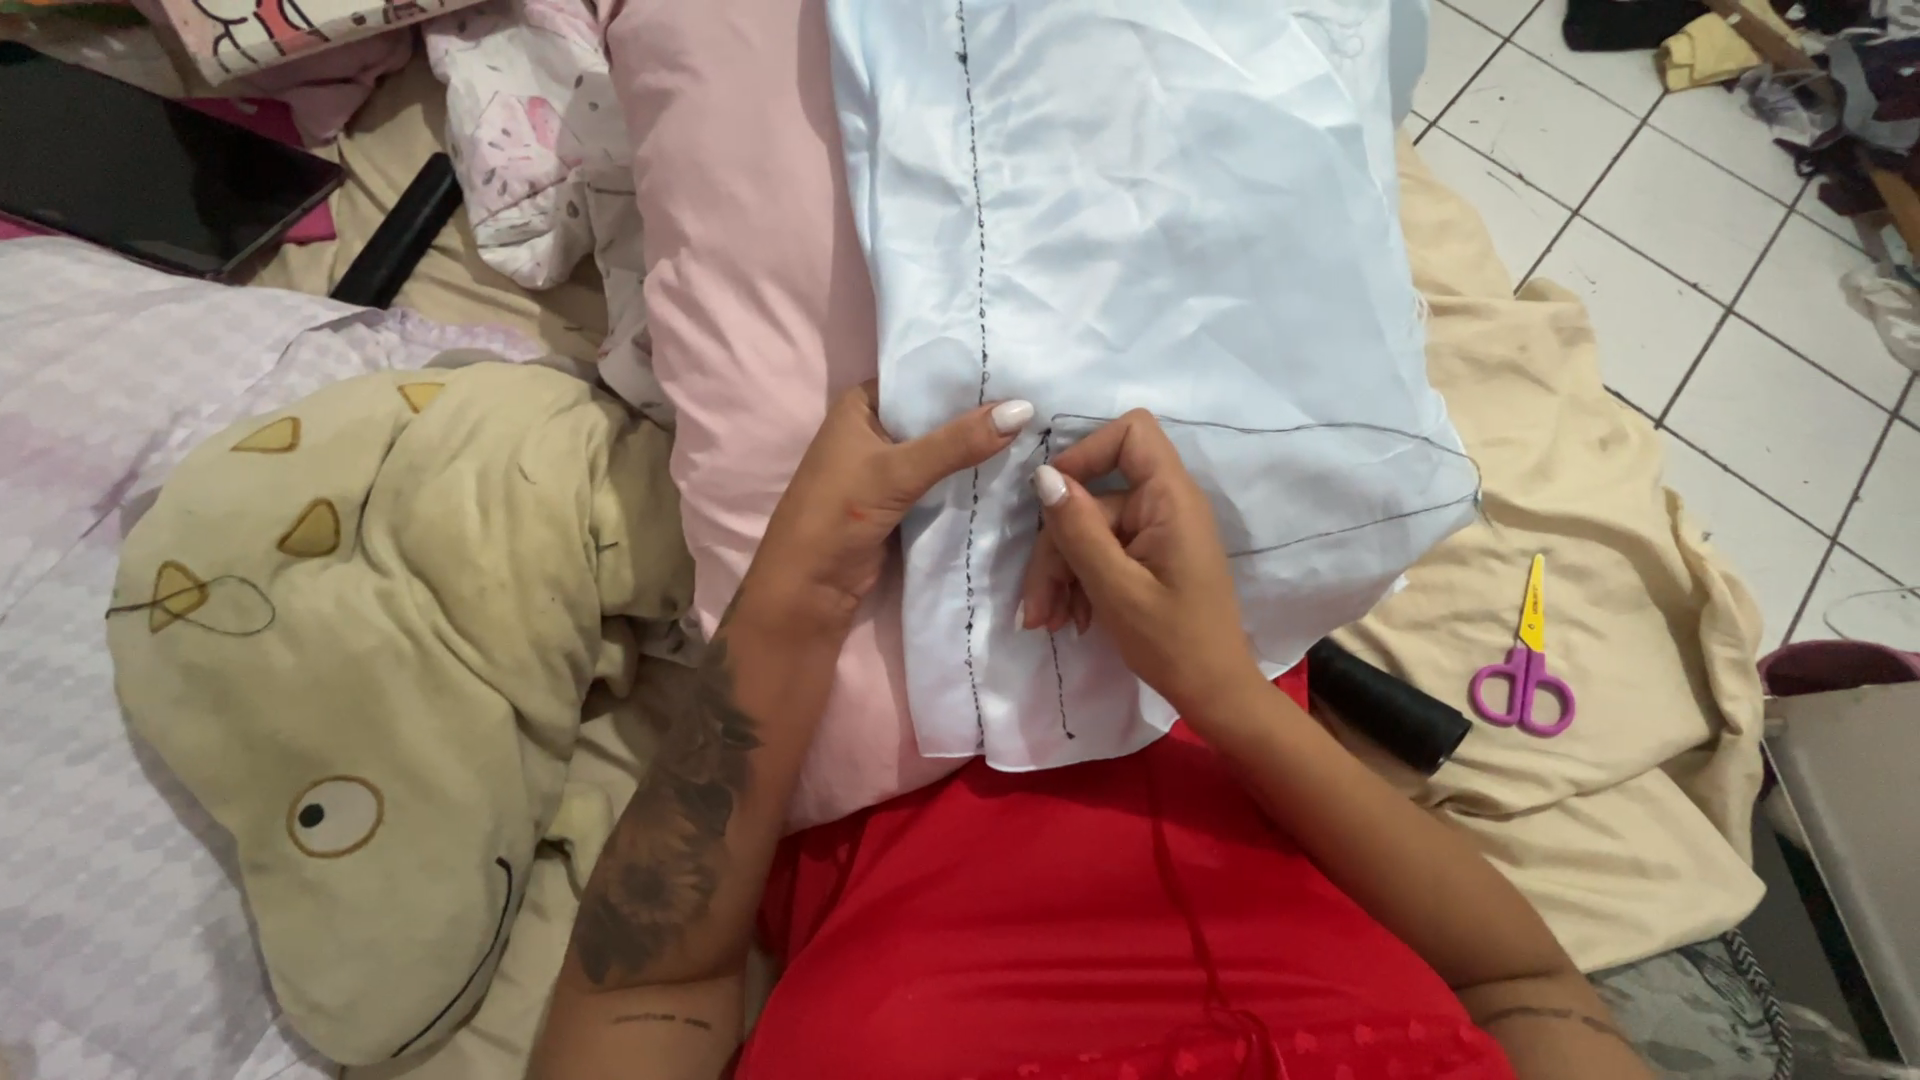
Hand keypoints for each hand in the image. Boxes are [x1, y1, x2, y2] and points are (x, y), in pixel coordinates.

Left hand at [747, 380, 1031, 629]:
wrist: (810, 587)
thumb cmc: (838, 514)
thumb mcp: (898, 471)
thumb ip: (957, 443)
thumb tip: (1022, 410)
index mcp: (862, 404)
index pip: (922, 377)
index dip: (966, 374)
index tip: (1019, 367)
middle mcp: (875, 428)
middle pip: (936, 414)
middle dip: (980, 412)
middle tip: (1039, 398)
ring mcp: (889, 466)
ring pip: (943, 449)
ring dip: (978, 446)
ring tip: (1036, 428)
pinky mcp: (902, 499)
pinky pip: (943, 479)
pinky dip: (969, 477)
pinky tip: (1010, 467)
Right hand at [1018, 409, 1265, 721]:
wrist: (1213, 692)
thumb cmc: (1172, 642)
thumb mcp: (1115, 588)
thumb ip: (1078, 529)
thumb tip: (1043, 476)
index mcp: (1171, 500)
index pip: (1132, 433)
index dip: (1087, 452)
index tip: (1053, 497)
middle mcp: (1165, 506)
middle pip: (1094, 497)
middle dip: (1057, 548)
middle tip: (1036, 607)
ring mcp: (1155, 532)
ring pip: (1089, 530)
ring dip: (1060, 573)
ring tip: (1046, 622)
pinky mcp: (1147, 557)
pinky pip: (1101, 552)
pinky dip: (1079, 582)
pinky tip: (1068, 620)